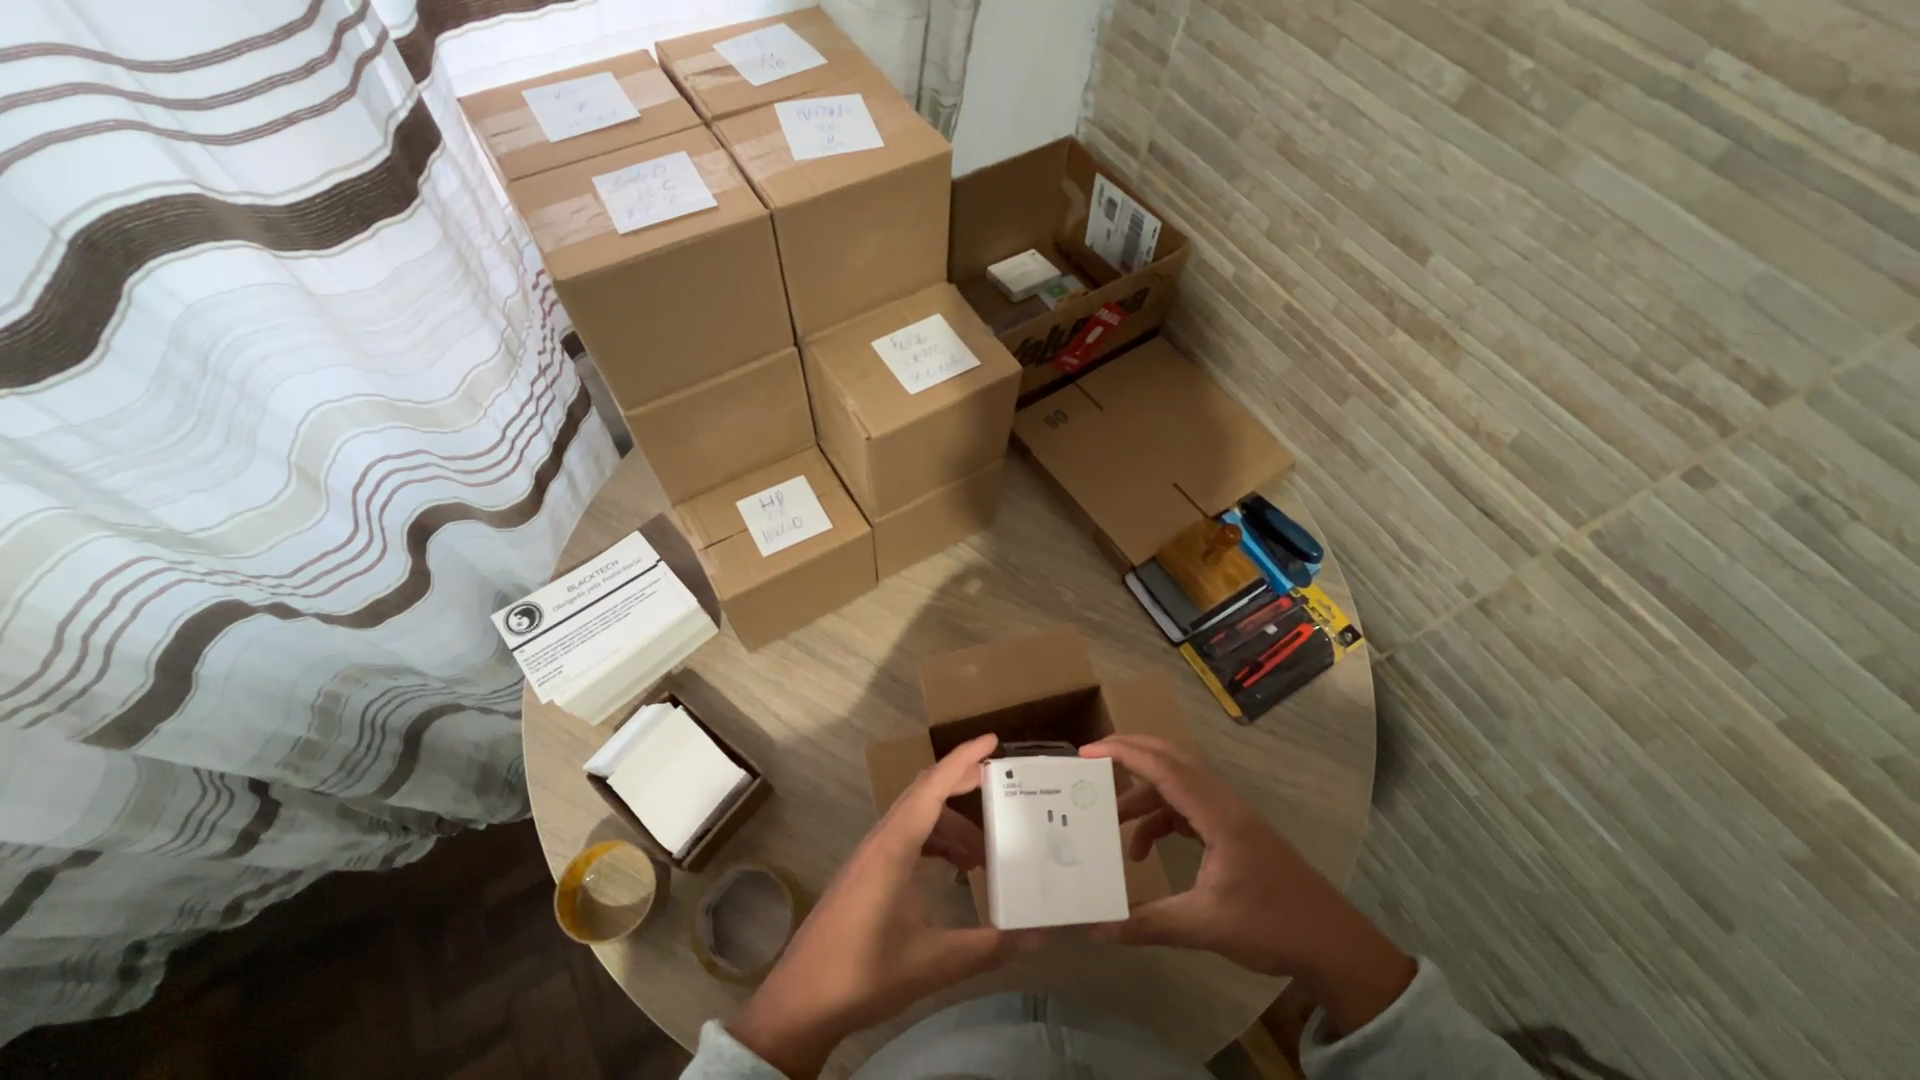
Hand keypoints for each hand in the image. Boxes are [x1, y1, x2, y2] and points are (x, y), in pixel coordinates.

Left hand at [730, 734, 1040, 1076]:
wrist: (799, 1004)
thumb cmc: (861, 976)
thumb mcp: (932, 964)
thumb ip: (988, 948)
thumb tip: (1039, 934)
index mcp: (892, 850)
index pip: (931, 788)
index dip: (963, 760)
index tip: (993, 740)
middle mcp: (879, 843)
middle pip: (923, 795)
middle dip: (963, 784)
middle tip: (1003, 785)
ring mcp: (867, 859)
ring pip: (915, 820)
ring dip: (951, 824)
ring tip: (986, 851)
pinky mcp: (863, 876)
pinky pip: (905, 840)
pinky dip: (934, 843)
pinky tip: (954, 870)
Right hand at [1082, 734, 1414, 1034]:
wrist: (1332, 943)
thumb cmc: (1272, 926)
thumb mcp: (1204, 926)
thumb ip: (1147, 923)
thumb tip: (1094, 929)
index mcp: (1219, 816)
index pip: (1166, 769)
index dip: (1124, 755)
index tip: (1086, 753)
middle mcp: (1225, 805)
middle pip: (1173, 761)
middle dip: (1130, 754)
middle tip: (1089, 761)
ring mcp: (1231, 817)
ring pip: (1178, 785)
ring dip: (1143, 794)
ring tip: (1107, 815)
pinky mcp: (1234, 833)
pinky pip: (1187, 809)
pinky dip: (1160, 819)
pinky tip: (1142, 848)